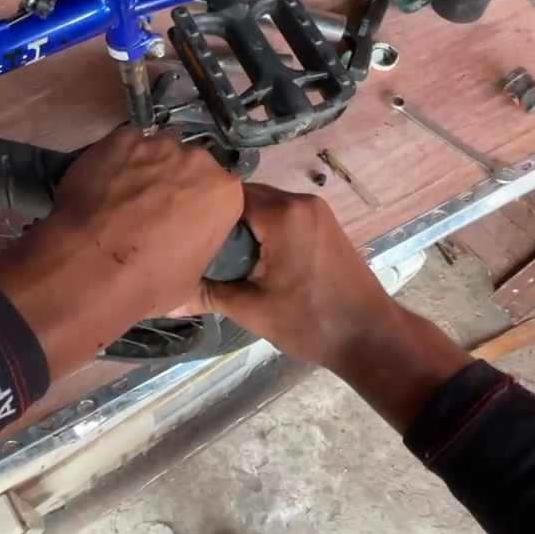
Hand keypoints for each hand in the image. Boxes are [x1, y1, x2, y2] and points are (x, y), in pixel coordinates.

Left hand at [0, 127, 243, 377]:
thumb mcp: (192, 276)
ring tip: (120, 194)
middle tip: (148, 206)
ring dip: (144, 167)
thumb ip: (197, 243)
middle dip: (174, 180)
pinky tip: (101, 183)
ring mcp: (159, 145)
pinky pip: (123, 145)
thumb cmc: (150, 283)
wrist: (94, 267)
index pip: (217, 190)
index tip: (180, 217)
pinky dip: (115, 160)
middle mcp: (199, 160)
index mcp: (225, 193)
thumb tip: (183, 240)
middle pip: (189, 164)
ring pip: (155, 150)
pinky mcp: (121, 138)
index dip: (196, 203)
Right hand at [195, 184, 471, 430]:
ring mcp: (316, 211)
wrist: (371, 337)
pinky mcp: (324, 224)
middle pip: (245, 196)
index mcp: (283, 214)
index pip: (226, 196)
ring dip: (240, 222)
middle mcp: (300, 201)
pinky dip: (261, 227)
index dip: (200, 211)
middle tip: (189, 242)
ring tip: (212, 249)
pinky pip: (281, 214)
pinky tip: (244, 253)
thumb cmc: (310, 321)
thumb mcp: (250, 308)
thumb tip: (164, 298)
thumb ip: (206, 293)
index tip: (177, 231)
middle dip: (218, 217)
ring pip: (264, 205)